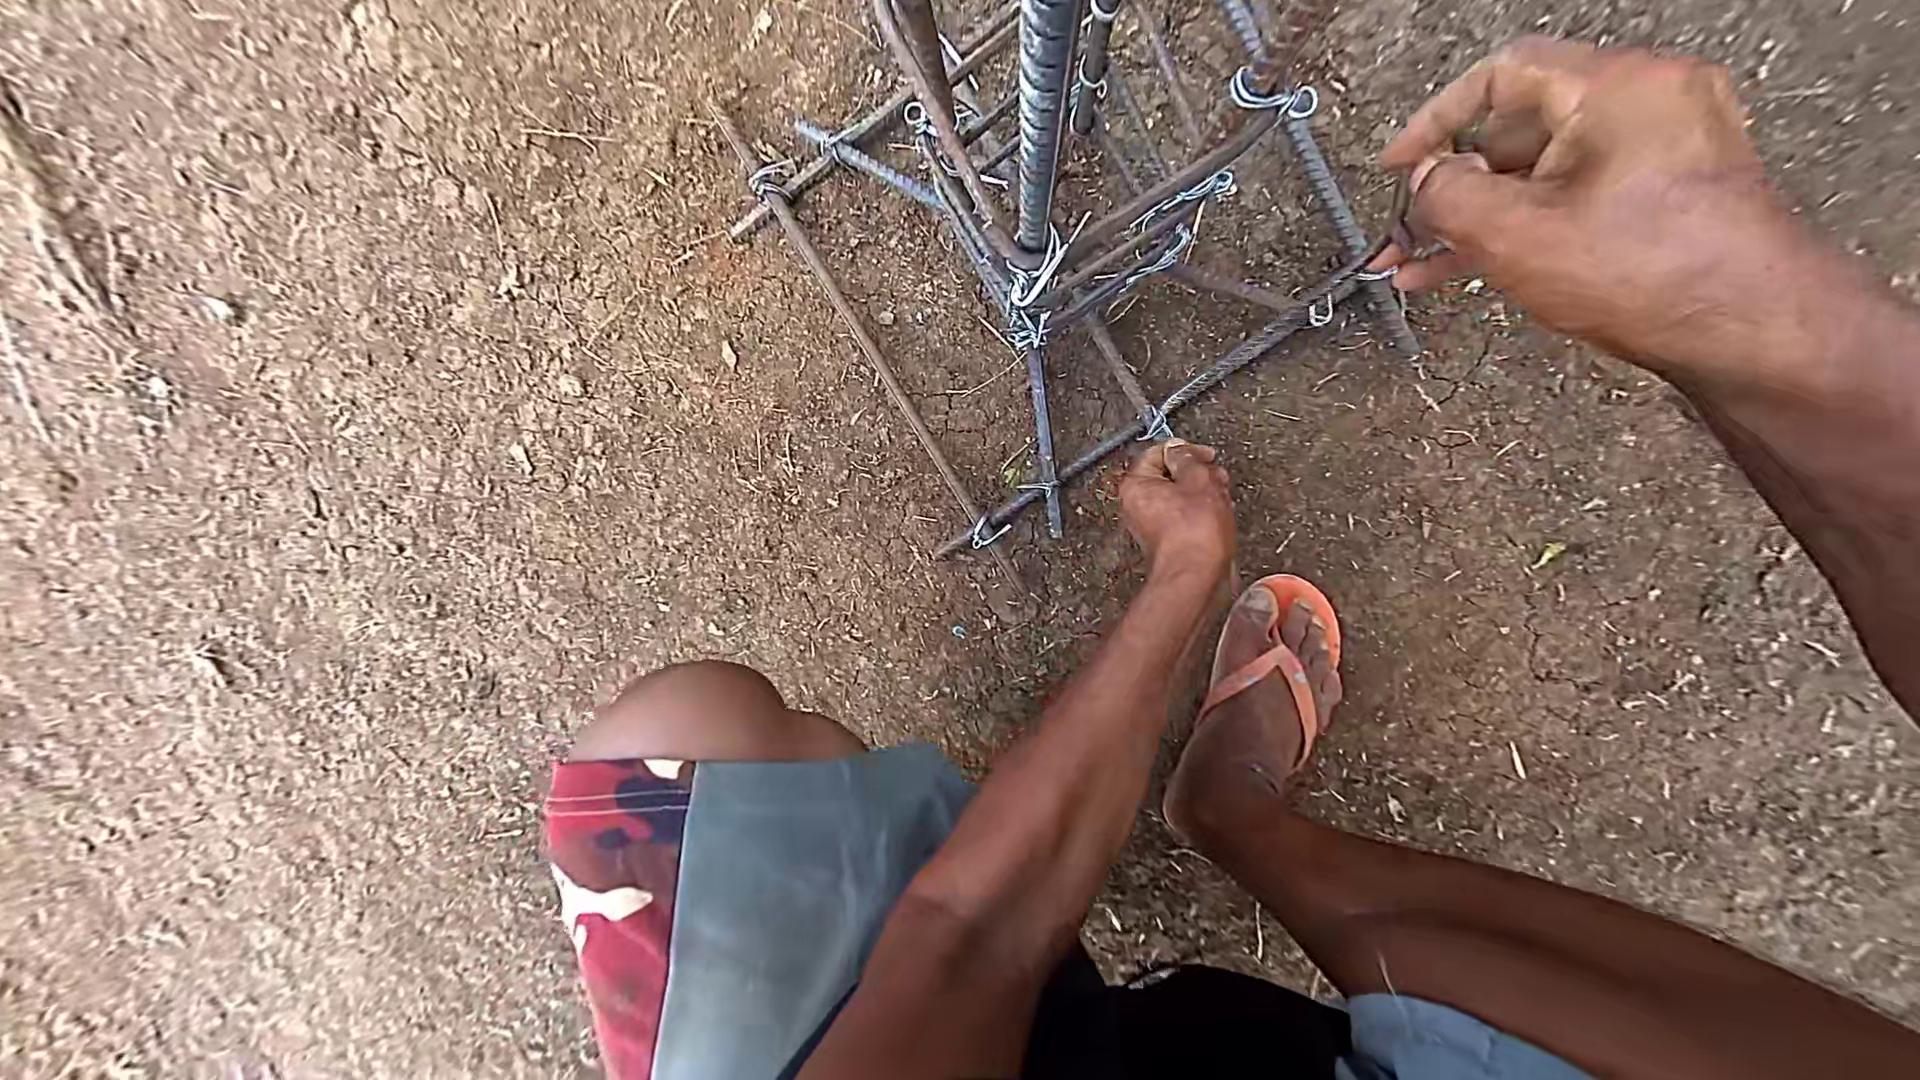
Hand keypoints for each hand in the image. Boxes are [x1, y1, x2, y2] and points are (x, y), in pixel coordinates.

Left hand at [1120, 439, 1234, 584]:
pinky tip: (1219, 518)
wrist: (1196, 576)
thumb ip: (1188, 458)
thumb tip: (1180, 450)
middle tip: (1215, 480)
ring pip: (1182, 496)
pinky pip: (1187, 516)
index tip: (1204, 455)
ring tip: (1220, 502)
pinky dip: (1204, 513)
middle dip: (1198, 475)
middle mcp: (1138, 505)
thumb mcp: (1197, 479)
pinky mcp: (1169, 539)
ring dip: (1205, 494)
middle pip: (1170, 475)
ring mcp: (1153, 524)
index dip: (1184, 451)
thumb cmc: (1193, 533)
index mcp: (1136, 486)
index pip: (1156, 454)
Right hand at [1374, 37, 1851, 388]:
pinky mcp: (1639, 193)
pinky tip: (1447, 267)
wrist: (1735, 321)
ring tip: (1409, 261)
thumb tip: (1424, 178)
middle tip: (1399, 232)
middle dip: (1440, 189)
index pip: (1501, 76)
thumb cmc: (1646, 270)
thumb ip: (1448, 195)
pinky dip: (1497, 229)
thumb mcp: (1512, 231)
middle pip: (1507, 133)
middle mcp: (1637, 107)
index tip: (1397, 164)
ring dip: (1458, 219)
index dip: (1434, 120)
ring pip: (1521, 176)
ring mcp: (1642, 151)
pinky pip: (1548, 200)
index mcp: (1616, 91)